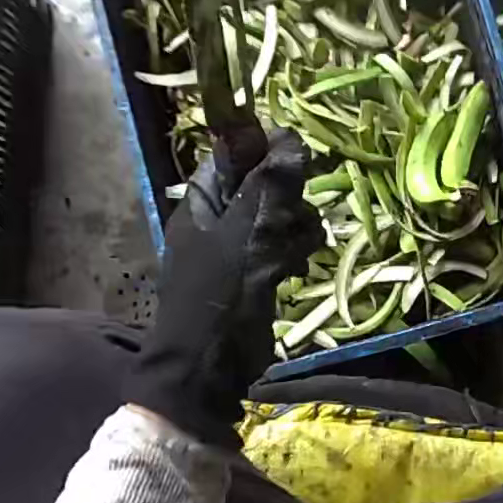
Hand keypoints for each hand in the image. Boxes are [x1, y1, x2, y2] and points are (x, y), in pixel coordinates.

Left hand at [124, 128, 322, 446]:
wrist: (211, 364)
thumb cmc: (218, 294)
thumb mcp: (245, 234)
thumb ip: (269, 186)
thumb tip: (291, 138)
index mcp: (204, 201)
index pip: (234, 155)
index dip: (266, 150)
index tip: (297, 159)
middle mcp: (221, 218)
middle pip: (266, 184)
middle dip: (288, 197)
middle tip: (295, 214)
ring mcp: (242, 246)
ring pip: (283, 215)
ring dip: (298, 226)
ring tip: (299, 247)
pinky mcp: (260, 271)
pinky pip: (287, 245)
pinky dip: (297, 250)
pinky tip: (298, 266)